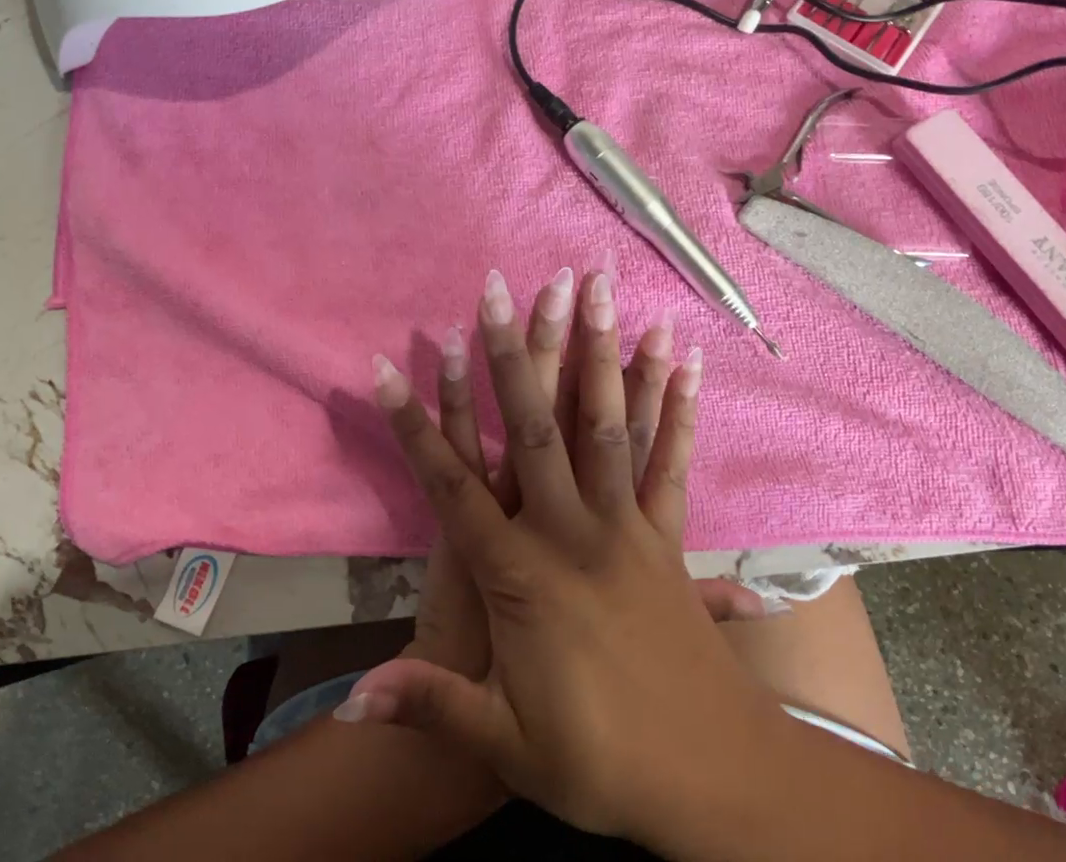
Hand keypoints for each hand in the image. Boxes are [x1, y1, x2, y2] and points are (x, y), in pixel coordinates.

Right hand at [351, 268, 790, 852]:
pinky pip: (669, 463)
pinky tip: (679, 360)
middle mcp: (572, 536)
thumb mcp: (504, 745)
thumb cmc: (602, 764)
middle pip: (533, 429)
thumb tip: (347, 702)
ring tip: (595, 291)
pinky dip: (673, 407)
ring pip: (605, 427)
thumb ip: (428, 705)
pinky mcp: (669, 541)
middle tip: (503, 285)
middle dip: (515, 352)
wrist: (718, 781)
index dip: (414, 423)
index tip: (387, 364)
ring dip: (595, 355)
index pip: (451, 483)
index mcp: (521, 578)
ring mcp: (627, 531)